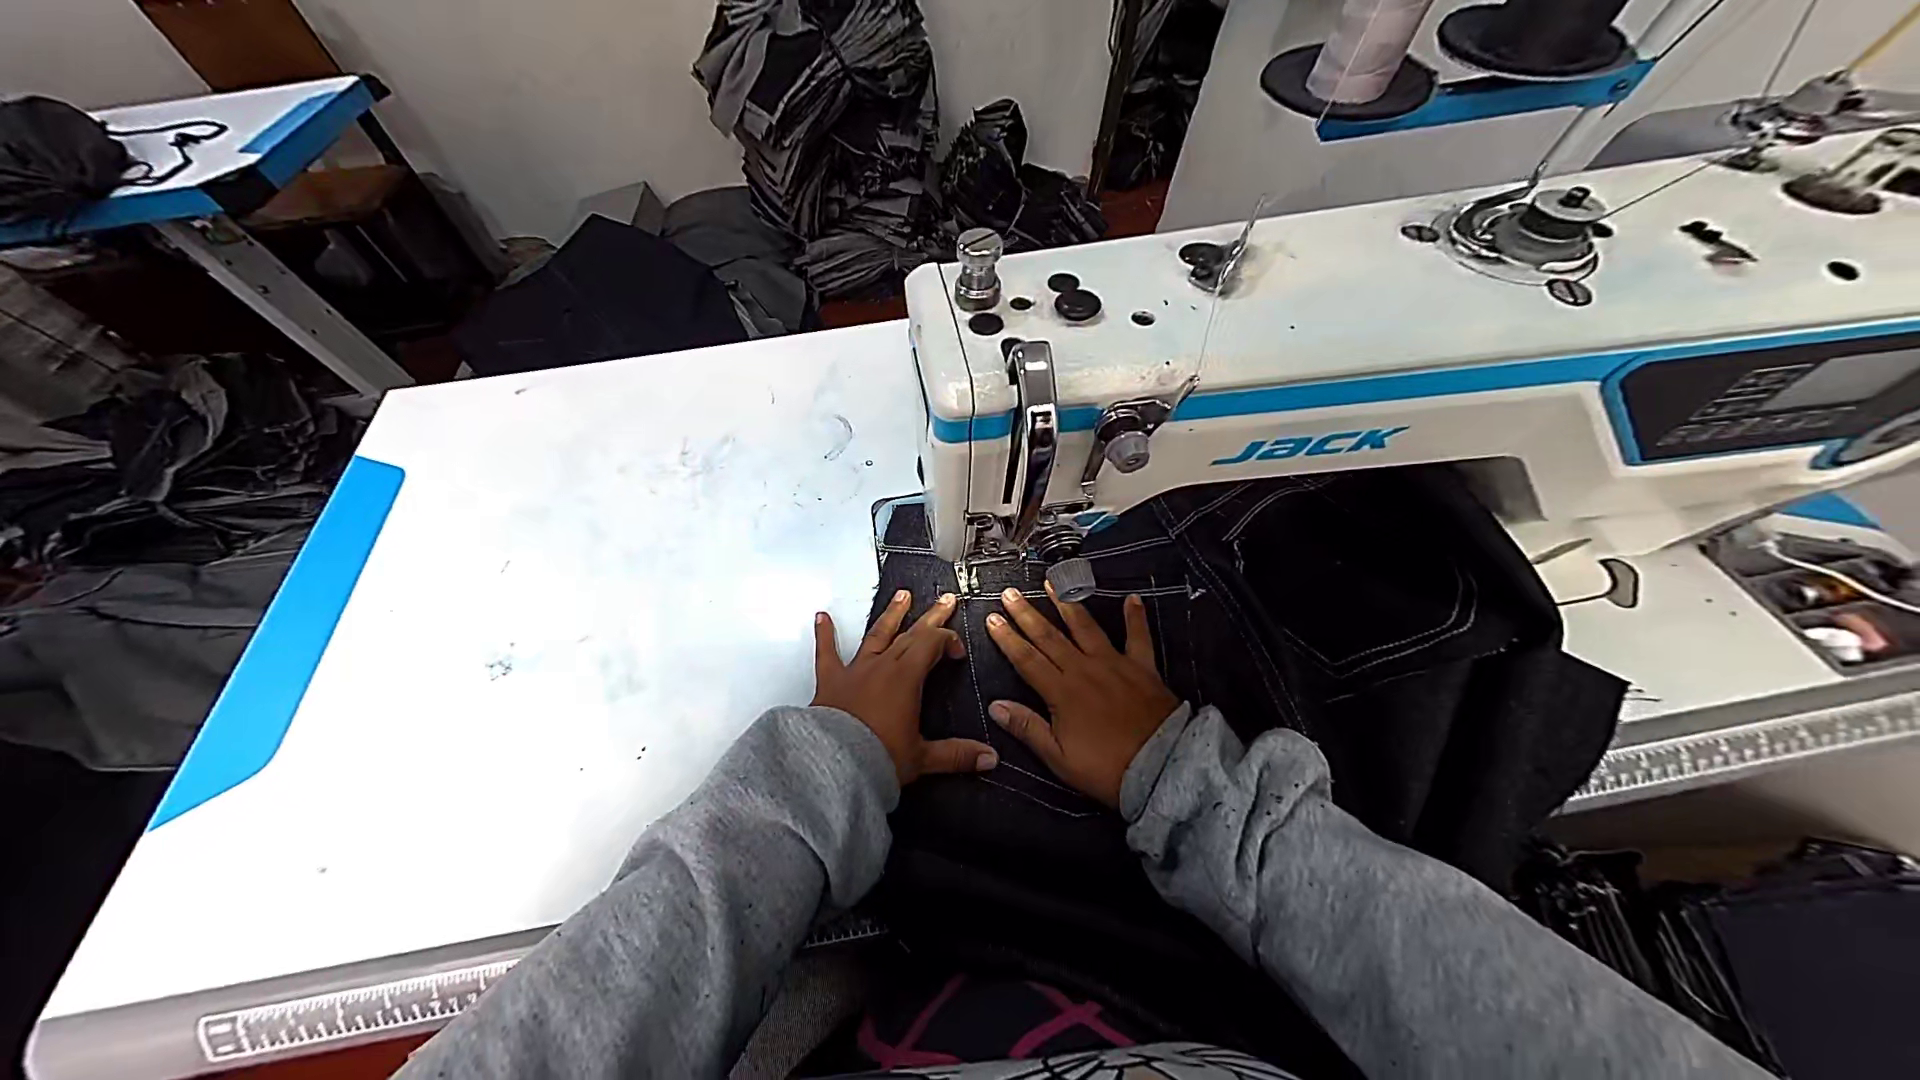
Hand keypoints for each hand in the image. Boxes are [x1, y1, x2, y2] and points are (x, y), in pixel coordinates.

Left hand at [813, 590, 998, 785]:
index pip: (933, 644)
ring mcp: (856, 670)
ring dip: (892, 615)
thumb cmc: (875, 758)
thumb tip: (988, 758)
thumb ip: (957, 755)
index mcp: (906, 678)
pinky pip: (827, 652)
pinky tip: (822, 618)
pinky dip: (825, 635)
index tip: (957, 651)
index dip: (949, 642)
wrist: (833, 765)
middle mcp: (882, 666)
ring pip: (877, 634)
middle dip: (932, 617)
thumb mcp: (923, 758)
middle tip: (945, 601)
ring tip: (901, 596)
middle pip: (912, 633)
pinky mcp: (831, 681)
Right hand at [984, 584, 1180, 807]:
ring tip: (1052, 583)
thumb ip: (1027, 728)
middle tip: (1010, 594)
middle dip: (1027, 614)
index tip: (992, 618)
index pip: (1026, 659)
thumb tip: (995, 705)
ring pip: (1085, 628)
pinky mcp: (1143, 668)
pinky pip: (1139, 637)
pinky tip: (1132, 598)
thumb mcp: (1059, 758)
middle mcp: (1085, 669)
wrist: (1162, 769)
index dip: (1007, 638)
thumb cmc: (1107, 769)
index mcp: (1062, 692)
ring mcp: (1115, 664)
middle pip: (1049, 636)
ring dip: (1067, 604)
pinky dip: (1135, 617)